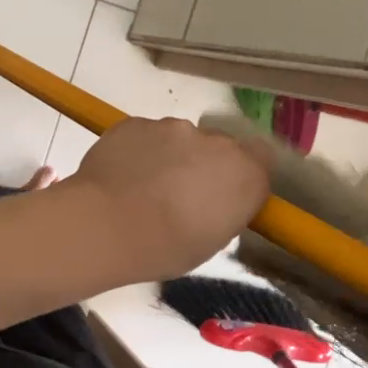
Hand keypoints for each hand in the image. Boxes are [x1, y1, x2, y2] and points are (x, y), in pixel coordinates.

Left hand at [60, 118, 270, 280]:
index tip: (224, 190)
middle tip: (179, 190)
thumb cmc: (167, 245)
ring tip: (143, 183)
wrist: (108, 223)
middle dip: (202, 162)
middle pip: (216, 145)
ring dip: (168, 154)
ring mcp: (170, 126)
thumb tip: (214, 197)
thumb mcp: (214, 238)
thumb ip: (224, 206)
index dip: (240, 172)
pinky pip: (145, 134)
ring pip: (177, 138)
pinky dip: (139, 148)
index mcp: (244, 172)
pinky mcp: (134, 122)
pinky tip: (122, 172)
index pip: (259, 157)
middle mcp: (213, 141)